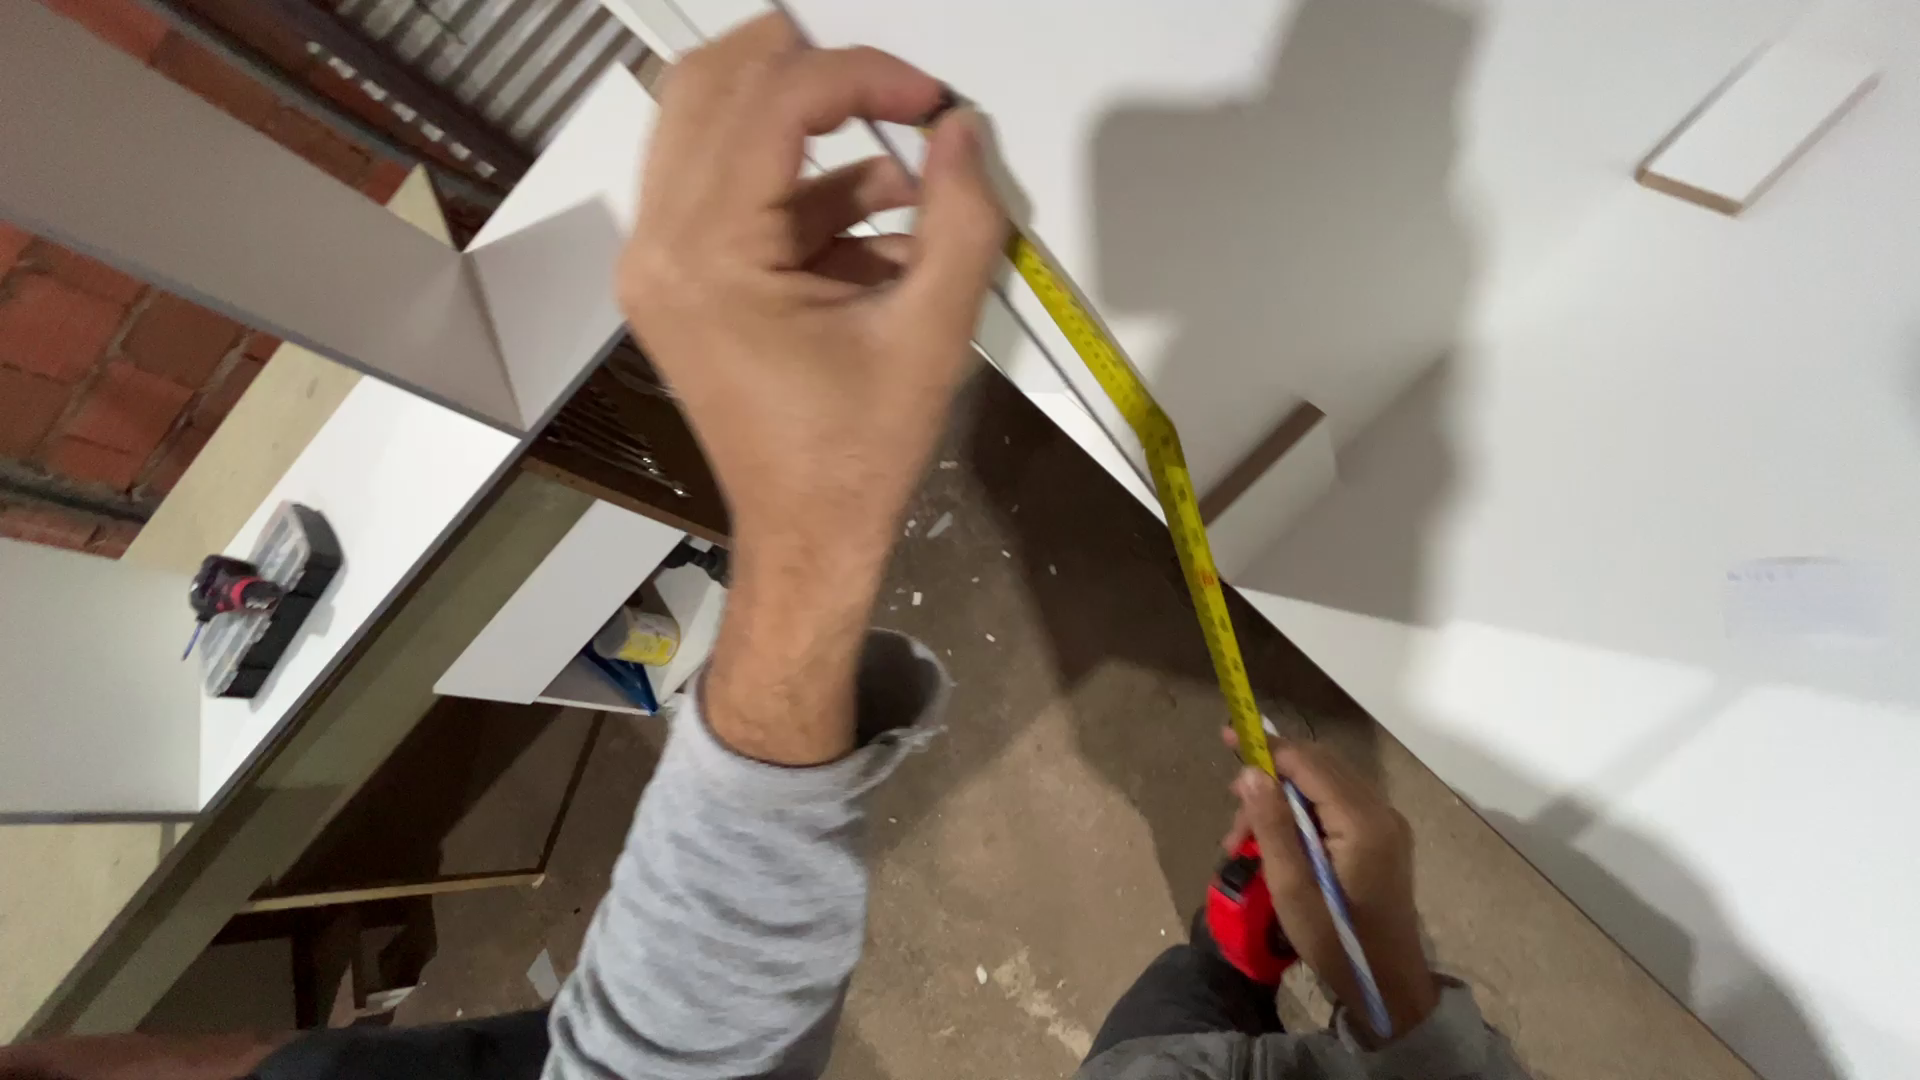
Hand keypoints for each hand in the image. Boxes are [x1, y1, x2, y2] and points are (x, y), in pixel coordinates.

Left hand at [617, 15, 1004, 765]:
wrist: (809, 536)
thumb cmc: (860, 455)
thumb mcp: (931, 336)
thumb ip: (962, 220)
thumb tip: (961, 132)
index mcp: (710, 258)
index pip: (773, 102)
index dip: (861, 76)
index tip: (929, 100)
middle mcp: (659, 252)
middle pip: (711, 89)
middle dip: (809, 73)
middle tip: (888, 91)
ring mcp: (658, 272)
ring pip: (709, 137)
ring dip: (805, 141)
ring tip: (899, 190)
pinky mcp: (677, 292)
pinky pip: (725, 203)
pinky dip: (795, 200)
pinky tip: (870, 241)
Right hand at [1222, 731, 1439, 1042]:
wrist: (1389, 990)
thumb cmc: (1337, 942)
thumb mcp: (1292, 888)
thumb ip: (1272, 824)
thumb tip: (1251, 771)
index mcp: (1362, 822)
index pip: (1307, 761)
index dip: (1265, 747)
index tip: (1226, 737)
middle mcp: (1379, 812)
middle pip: (1316, 765)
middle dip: (1269, 777)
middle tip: (1234, 805)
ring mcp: (1384, 824)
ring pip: (1321, 783)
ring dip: (1280, 798)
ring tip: (1246, 838)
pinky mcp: (1379, 837)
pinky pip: (1332, 803)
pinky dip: (1299, 811)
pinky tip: (1275, 839)